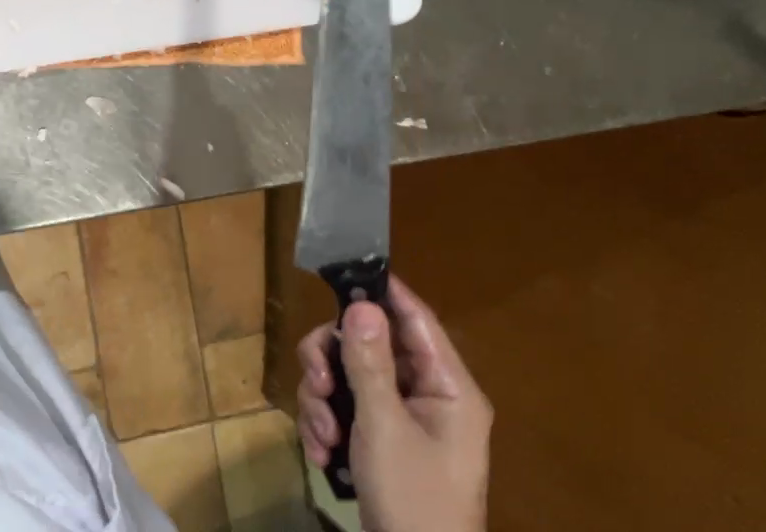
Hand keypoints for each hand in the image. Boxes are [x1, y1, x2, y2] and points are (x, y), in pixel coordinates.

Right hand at [297, 277, 491, 531]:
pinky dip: (324, 424)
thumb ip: (370, 364)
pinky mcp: (378, 436)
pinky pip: (341, 407)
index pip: (417, 322)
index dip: (383, 293)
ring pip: (346, 376)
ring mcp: (401, 417)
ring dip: (322, 401)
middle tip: (317, 383)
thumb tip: (363, 304)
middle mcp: (427, 395)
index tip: (342, 270)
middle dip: (331, 363)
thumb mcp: (383, 426)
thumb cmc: (413, 494)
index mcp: (448, 389)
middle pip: (367, 345)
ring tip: (321, 435)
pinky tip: (323, 451)